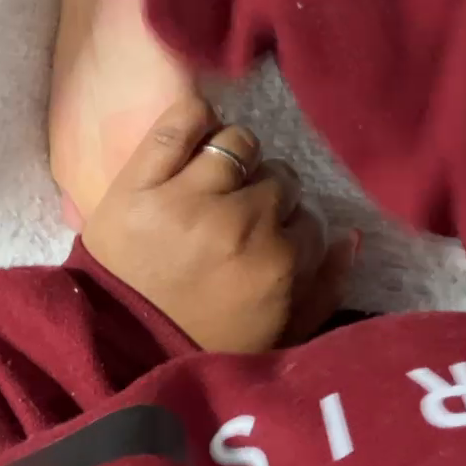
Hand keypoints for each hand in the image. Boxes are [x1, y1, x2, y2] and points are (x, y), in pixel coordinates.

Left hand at [82, 95, 357, 353]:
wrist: (116, 347)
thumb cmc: (201, 346)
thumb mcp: (278, 337)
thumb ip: (325, 289)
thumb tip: (349, 235)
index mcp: (277, 264)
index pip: (308, 219)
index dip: (289, 229)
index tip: (269, 240)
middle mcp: (238, 222)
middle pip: (277, 178)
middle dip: (266, 195)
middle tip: (241, 213)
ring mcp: (186, 196)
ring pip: (237, 142)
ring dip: (235, 158)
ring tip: (217, 179)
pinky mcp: (140, 180)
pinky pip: (181, 121)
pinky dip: (195, 117)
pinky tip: (197, 135)